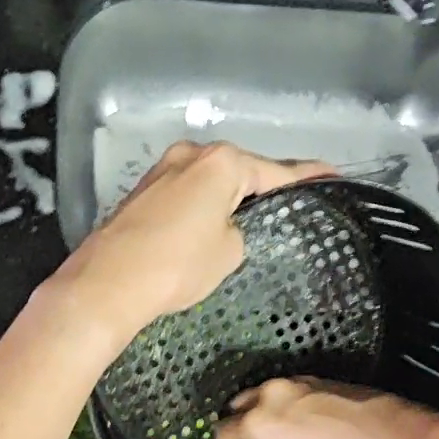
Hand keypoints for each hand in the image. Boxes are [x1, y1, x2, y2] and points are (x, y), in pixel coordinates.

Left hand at [48, 142, 332, 334]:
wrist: (106, 283)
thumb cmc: (177, 265)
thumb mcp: (229, 251)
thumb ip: (240, 229)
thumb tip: (224, 225)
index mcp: (221, 163)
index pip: (276, 170)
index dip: (307, 176)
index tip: (332, 175)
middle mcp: (192, 154)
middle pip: (241, 168)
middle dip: (265, 184)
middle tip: (294, 199)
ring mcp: (163, 169)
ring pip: (211, 179)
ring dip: (232, 194)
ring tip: (257, 212)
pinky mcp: (144, 190)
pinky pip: (188, 191)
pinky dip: (205, 203)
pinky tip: (215, 218)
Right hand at [213, 377, 438, 438]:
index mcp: (260, 423)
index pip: (225, 433)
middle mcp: (270, 395)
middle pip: (240, 407)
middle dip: (244, 423)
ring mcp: (296, 381)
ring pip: (264, 394)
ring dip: (266, 410)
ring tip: (283, 432)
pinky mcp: (318, 376)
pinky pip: (288, 390)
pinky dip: (286, 403)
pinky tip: (304, 420)